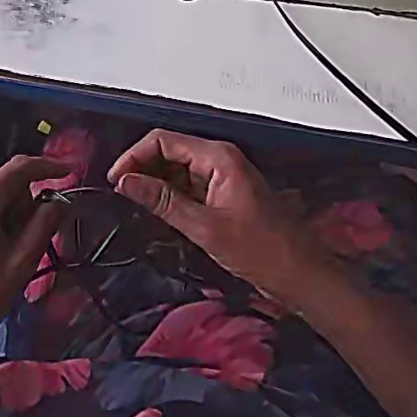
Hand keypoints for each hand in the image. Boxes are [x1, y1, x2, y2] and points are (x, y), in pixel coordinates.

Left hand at [0, 155, 69, 355]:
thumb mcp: (24, 258)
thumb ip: (47, 222)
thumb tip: (61, 203)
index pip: (19, 168)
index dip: (49, 166)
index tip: (69, 170)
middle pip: (6, 183)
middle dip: (26, 203)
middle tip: (32, 236)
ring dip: (11, 214)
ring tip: (12, 249)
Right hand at [110, 130, 344, 308]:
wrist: (300, 274)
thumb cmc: (263, 250)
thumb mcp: (204, 227)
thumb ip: (162, 201)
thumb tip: (127, 182)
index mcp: (218, 157)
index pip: (163, 141)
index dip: (134, 156)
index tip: (116, 178)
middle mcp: (219, 159)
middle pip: (169, 151)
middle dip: (142, 167)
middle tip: (121, 191)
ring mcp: (221, 175)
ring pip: (176, 168)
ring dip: (154, 181)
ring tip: (134, 201)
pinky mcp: (222, 193)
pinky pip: (188, 184)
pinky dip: (169, 193)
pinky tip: (156, 208)